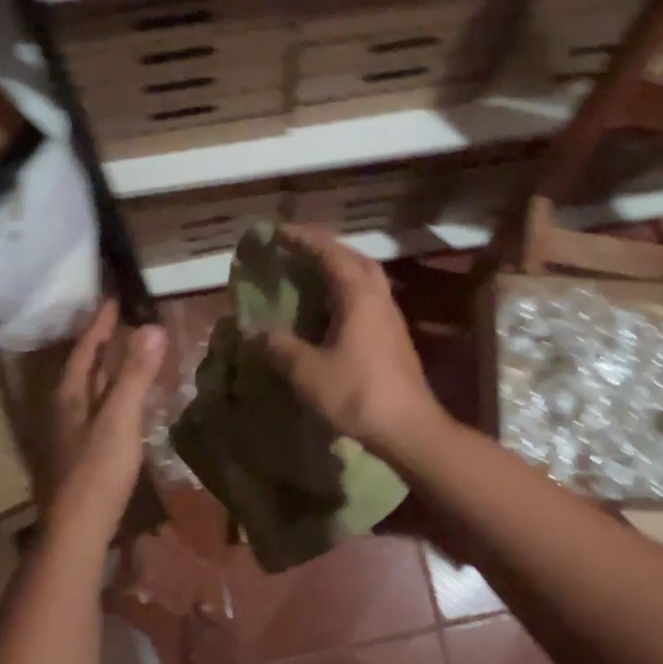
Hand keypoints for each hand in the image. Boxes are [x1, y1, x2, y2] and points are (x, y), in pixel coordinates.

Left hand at [49, 299, 166, 533]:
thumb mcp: (120, 419)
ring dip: (106, 372)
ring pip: (88, 393)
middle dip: (102, 345)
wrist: (75, 529)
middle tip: (123, 323)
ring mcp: (68, 435)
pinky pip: (95, 413)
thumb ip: (135, 375)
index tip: (115, 300)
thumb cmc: (97, 471)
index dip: (100, 325)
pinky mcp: (78, 456)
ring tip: (127, 358)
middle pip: (82, 369)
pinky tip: (123, 407)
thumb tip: (152, 327)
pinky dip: (110, 398)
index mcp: (68, 396)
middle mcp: (62, 410)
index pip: (84, 349)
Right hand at [250, 225, 448, 456]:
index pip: (330, 253)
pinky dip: (345, 297)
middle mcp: (379, 300)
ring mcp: (391, 320)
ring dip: (339, 272)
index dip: (304, 240)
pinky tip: (329, 315)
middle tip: (298, 250)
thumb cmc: (357, 394)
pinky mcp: (394, 342)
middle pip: (355, 260)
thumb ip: (279, 347)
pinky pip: (367, 304)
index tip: (279, 233)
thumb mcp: (307, 372)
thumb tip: (254, 331)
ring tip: (310, 278)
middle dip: (326, 250)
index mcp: (359, 296)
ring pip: (365, 282)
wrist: (408, 429)